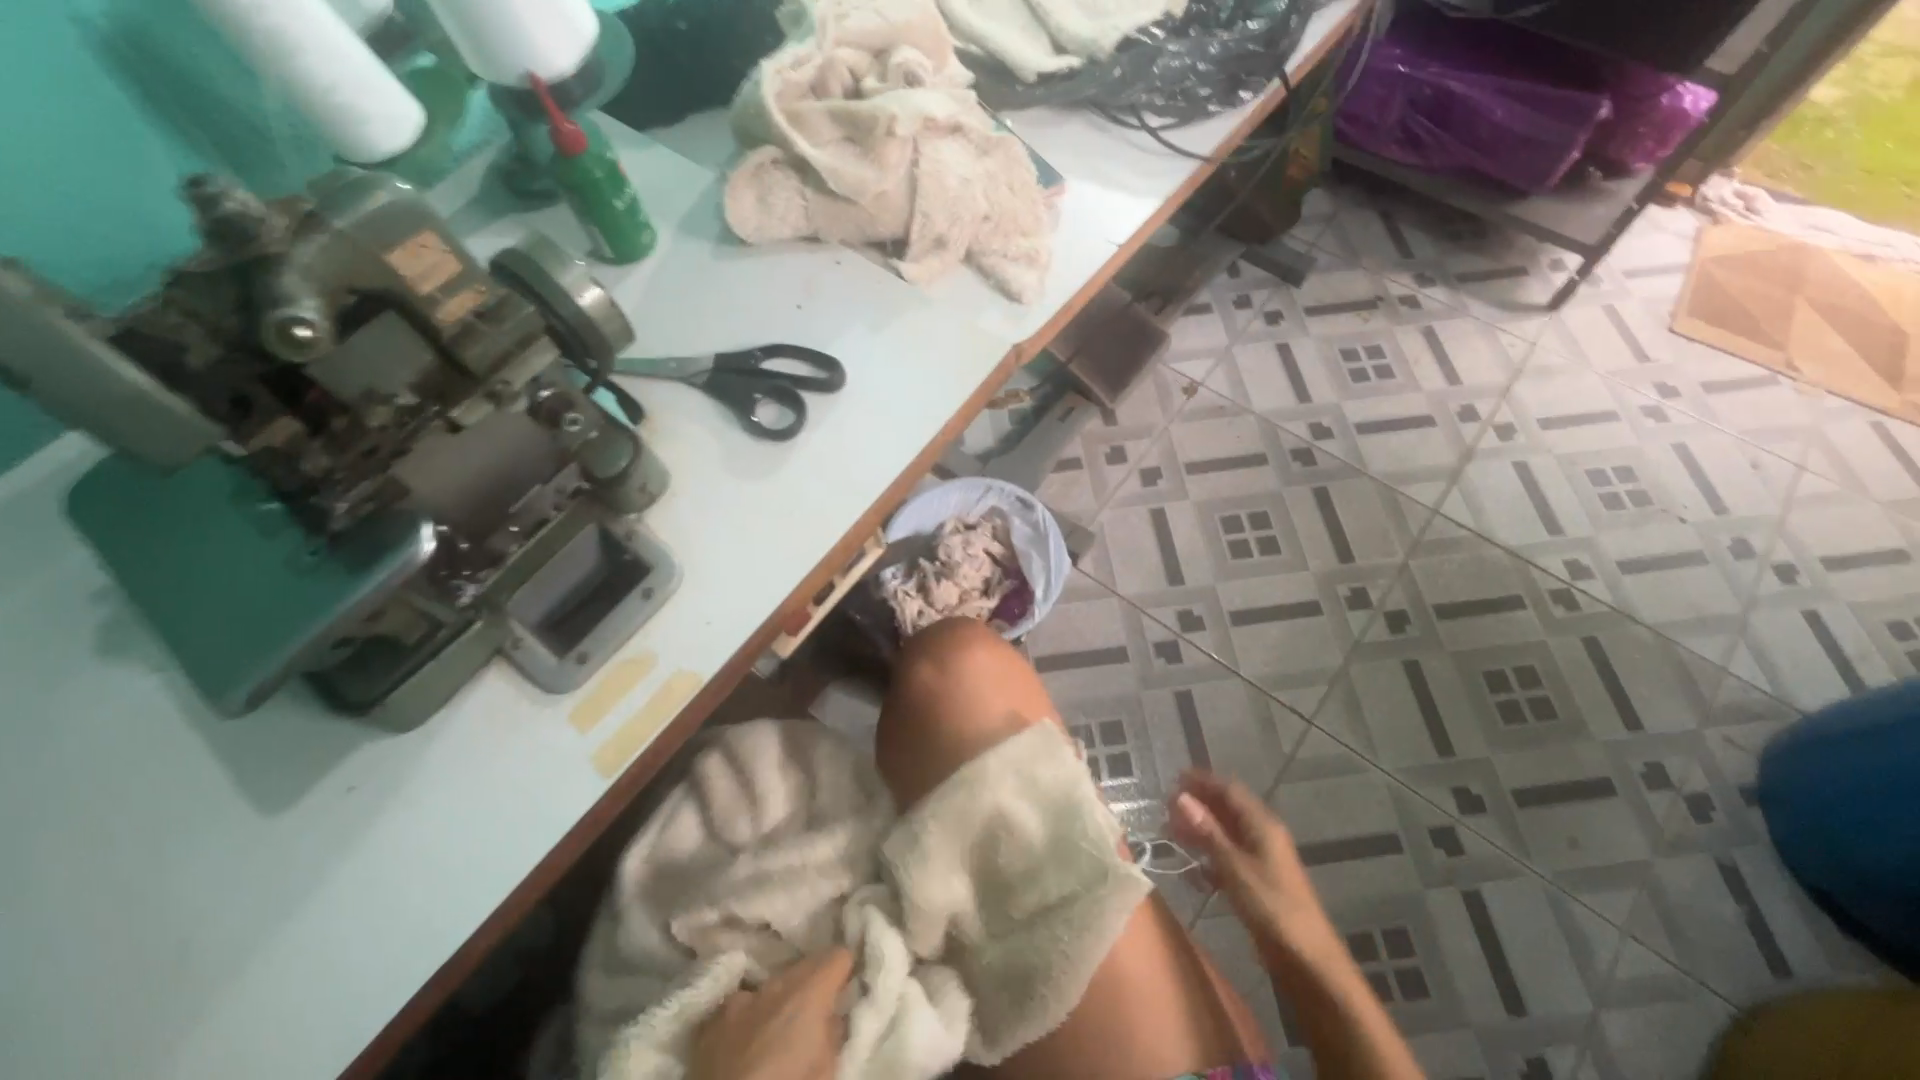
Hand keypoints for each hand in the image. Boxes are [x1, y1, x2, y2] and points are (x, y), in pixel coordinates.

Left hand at [688, 947, 853, 1079]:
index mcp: (808, 992)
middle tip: (819, 1009)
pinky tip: (748, 1039)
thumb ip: (833, 1032)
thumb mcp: (828, 1068)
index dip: (846, 967)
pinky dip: (749, 1016)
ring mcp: (738, 1001)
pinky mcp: (711, 1023)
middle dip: (813, 981)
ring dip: (778, 999)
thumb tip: (831, 1017)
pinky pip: (739, 1007)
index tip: (850, 982)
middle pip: (802, 966)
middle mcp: (772, 986)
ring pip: (768, 986)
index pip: (838, 955)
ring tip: (781, 1026)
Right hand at [1169, 770, 1340, 969]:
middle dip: (1198, 806)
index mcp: (1262, 825)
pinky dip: (1209, 861)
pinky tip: (1192, 872)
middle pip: (1227, 811)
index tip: (1174, 778)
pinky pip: (1228, 861)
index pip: (1230, 791)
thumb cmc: (1271, 906)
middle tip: (1166, 808)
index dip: (1203, 781)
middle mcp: (1262, 836)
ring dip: (1200, 832)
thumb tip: (1181, 798)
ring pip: (1226, 836)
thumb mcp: (1234, 867)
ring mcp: (1260, 861)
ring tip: (1171, 834)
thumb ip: (1208, 832)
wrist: (1305, 957)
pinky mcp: (1256, 884)